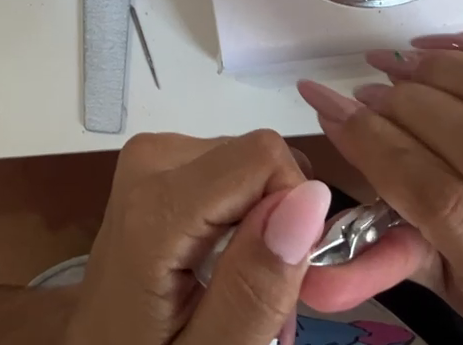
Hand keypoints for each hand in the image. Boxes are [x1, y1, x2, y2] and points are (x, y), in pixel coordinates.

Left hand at [65, 131, 422, 344]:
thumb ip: (257, 283)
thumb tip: (311, 198)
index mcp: (156, 203)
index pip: (264, 157)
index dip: (298, 217)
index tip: (299, 285)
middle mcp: (150, 158)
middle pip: (258, 162)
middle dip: (283, 228)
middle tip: (275, 307)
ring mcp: (150, 155)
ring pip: (250, 168)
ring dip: (265, 229)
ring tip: (245, 295)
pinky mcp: (157, 161)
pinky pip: (228, 173)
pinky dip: (242, 220)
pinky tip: (227, 270)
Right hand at [300, 31, 462, 344]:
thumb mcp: (446, 285)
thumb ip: (383, 248)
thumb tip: (313, 197)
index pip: (449, 209)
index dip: (379, 147)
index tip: (331, 106)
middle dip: (414, 105)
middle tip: (369, 85)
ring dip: (456, 70)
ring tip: (407, 61)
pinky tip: (456, 48)